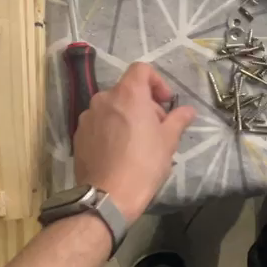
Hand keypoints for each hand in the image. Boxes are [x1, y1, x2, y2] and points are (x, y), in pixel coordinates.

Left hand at [73, 62, 195, 217]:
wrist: (107, 197)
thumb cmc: (144, 164)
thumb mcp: (168, 141)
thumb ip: (179, 119)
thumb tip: (188, 110)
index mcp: (128, 94)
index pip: (141, 69)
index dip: (156, 81)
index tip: (165, 103)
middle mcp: (104, 99)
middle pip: (127, 91)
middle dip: (144, 104)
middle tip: (157, 128)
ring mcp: (87, 117)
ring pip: (112, 108)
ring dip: (127, 117)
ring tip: (137, 142)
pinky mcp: (78, 136)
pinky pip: (99, 124)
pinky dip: (111, 130)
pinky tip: (119, 153)